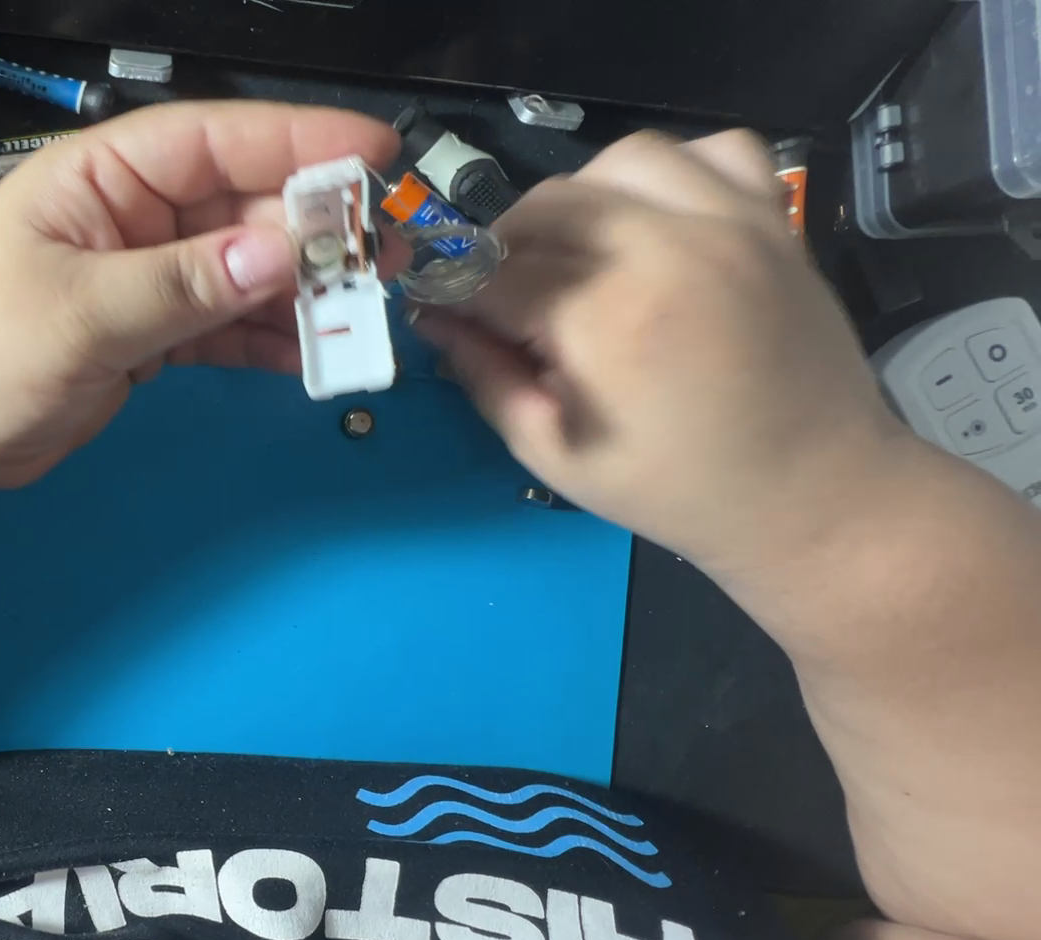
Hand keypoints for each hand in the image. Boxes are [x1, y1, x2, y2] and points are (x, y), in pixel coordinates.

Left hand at [0, 101, 398, 491]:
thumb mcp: (81, 313)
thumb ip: (181, 284)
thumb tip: (277, 252)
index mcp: (100, 178)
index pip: (211, 141)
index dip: (294, 141)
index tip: (371, 155)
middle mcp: (130, 218)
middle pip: (238, 206)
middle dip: (310, 229)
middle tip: (382, 254)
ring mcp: (144, 278)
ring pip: (238, 270)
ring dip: (297, 289)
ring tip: (361, 306)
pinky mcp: (149, 334)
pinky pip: (220, 325)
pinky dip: (260, 338)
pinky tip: (305, 352)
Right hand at [416, 131, 924, 574]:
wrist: (809, 488)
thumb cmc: (665, 486)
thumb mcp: (548, 450)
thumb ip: (484, 377)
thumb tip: (435, 324)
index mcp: (605, 319)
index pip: (493, 276)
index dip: (447, 291)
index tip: (429, 310)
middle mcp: (667, 250)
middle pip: (546, 206)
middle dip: (497, 246)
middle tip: (488, 293)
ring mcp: (730, 225)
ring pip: (619, 163)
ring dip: (571, 202)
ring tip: (561, 254)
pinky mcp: (771, 222)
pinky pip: (711, 152)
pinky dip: (660, 176)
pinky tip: (640, 223)